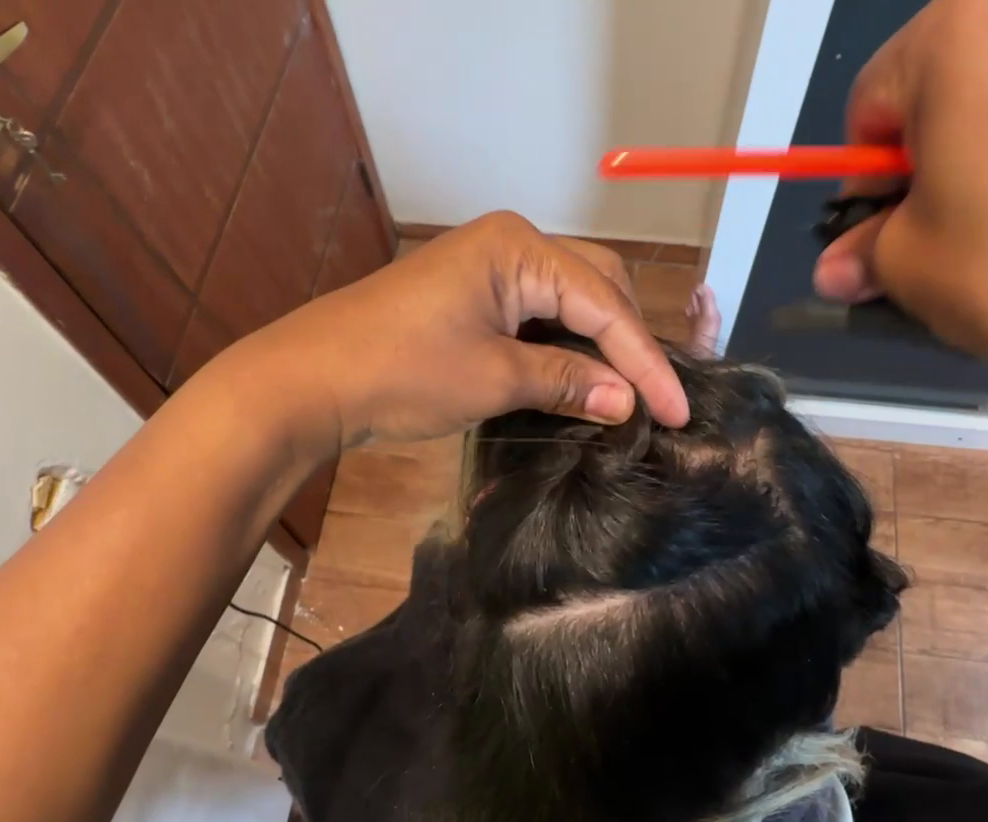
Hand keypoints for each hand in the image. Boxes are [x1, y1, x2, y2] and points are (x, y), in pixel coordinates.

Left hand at [210, 211, 687, 451]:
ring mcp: (489, 268)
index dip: (645, 363)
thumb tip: (627, 402)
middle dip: (628, 345)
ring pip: (570, 302)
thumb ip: (568, 384)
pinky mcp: (473, 297)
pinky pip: (538, 317)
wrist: (310, 380)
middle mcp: (511, 244)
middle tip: (654, 401)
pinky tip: (579, 382)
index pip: (605, 305)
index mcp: (520, 248)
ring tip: (626, 395)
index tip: (676, 412)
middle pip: (597, 288)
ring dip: (598, 347)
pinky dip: (563, 350)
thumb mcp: (495, 380)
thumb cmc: (402, 372)